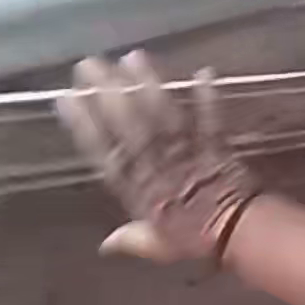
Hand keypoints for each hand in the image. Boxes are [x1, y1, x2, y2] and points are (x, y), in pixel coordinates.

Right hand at [56, 51, 261, 263]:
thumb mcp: (157, 246)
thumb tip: (105, 246)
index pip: (106, 154)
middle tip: (90, 64)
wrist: (237, 235)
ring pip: (164, 116)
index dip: (85, 126)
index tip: (67, 99)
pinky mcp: (216, 146)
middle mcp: (159, 166)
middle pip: (130, 126)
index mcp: (140, 191)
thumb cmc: (194, 241)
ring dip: (149, 85)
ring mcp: (188, 153)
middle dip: (108, 93)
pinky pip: (211, 119)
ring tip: (133, 57)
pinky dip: (209, 97)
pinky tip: (203, 72)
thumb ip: (131, 240)